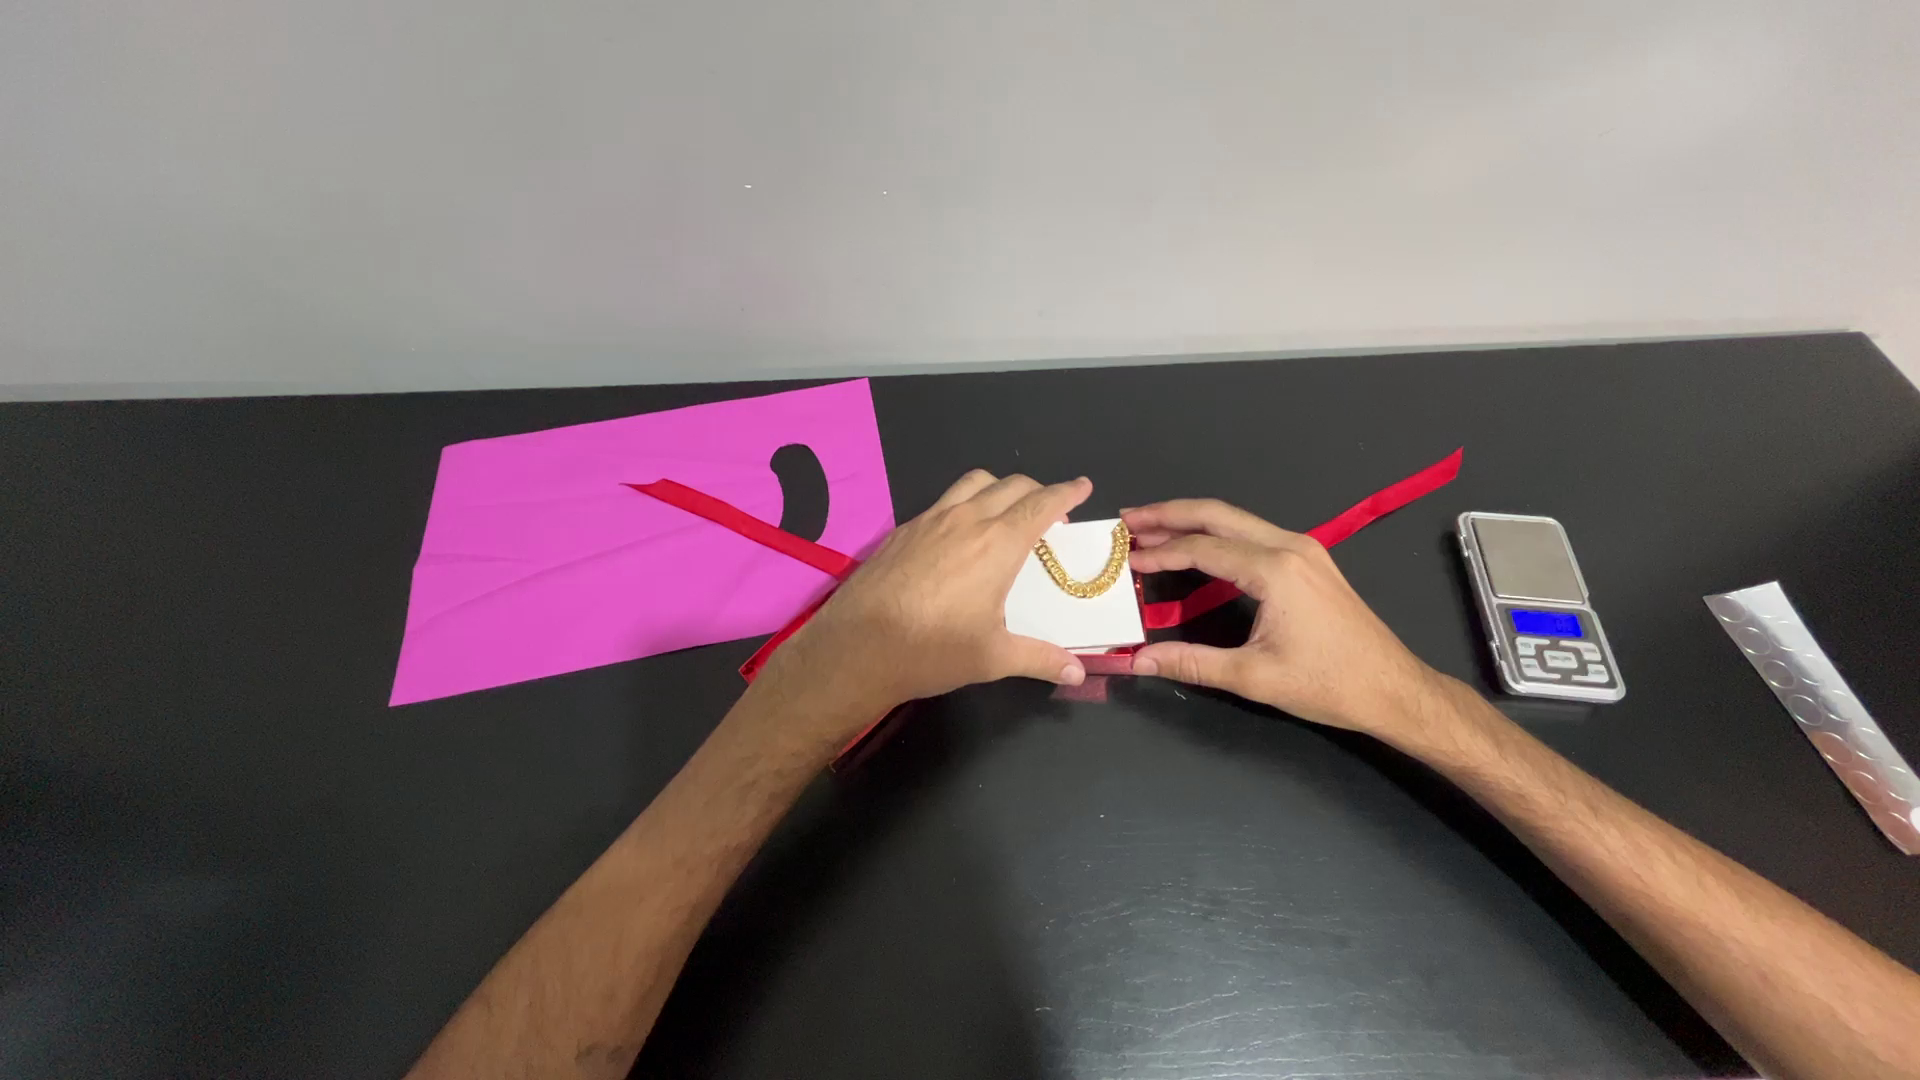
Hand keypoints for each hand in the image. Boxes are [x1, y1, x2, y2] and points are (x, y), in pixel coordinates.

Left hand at [759, 470, 1094, 720]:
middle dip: (1037, 491)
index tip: (1082, 486)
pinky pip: (942, 502)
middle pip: (1011, 485)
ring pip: (973, 483)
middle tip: (1049, 512)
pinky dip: (963, 505)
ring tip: (1005, 512)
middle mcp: (966, 520)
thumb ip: (1040, 659)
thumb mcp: (993, 658)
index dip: (1066, 492)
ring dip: (998, 489)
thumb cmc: (932, 651)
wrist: (858, 648)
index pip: (1041, 504)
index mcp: (998, 544)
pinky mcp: (902, 530)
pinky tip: (959, 534)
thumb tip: (1077, 673)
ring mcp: (929, 521)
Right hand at [1122, 498, 1444, 737]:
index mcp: (1275, 570)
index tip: (1126, 560)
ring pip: (1235, 520)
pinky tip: (1195, 546)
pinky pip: (1251, 534)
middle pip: (1217, 515)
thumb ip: (1191, 662)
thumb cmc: (1328, 684)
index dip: (1160, 552)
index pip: (1202, 548)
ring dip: (1191, 521)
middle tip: (1127, 520)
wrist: (1394, 689)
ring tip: (1151, 528)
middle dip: (1168, 514)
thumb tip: (1137, 661)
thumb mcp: (1253, 677)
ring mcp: (1303, 549)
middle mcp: (1289, 547)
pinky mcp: (1309, 560)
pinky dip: (1216, 534)